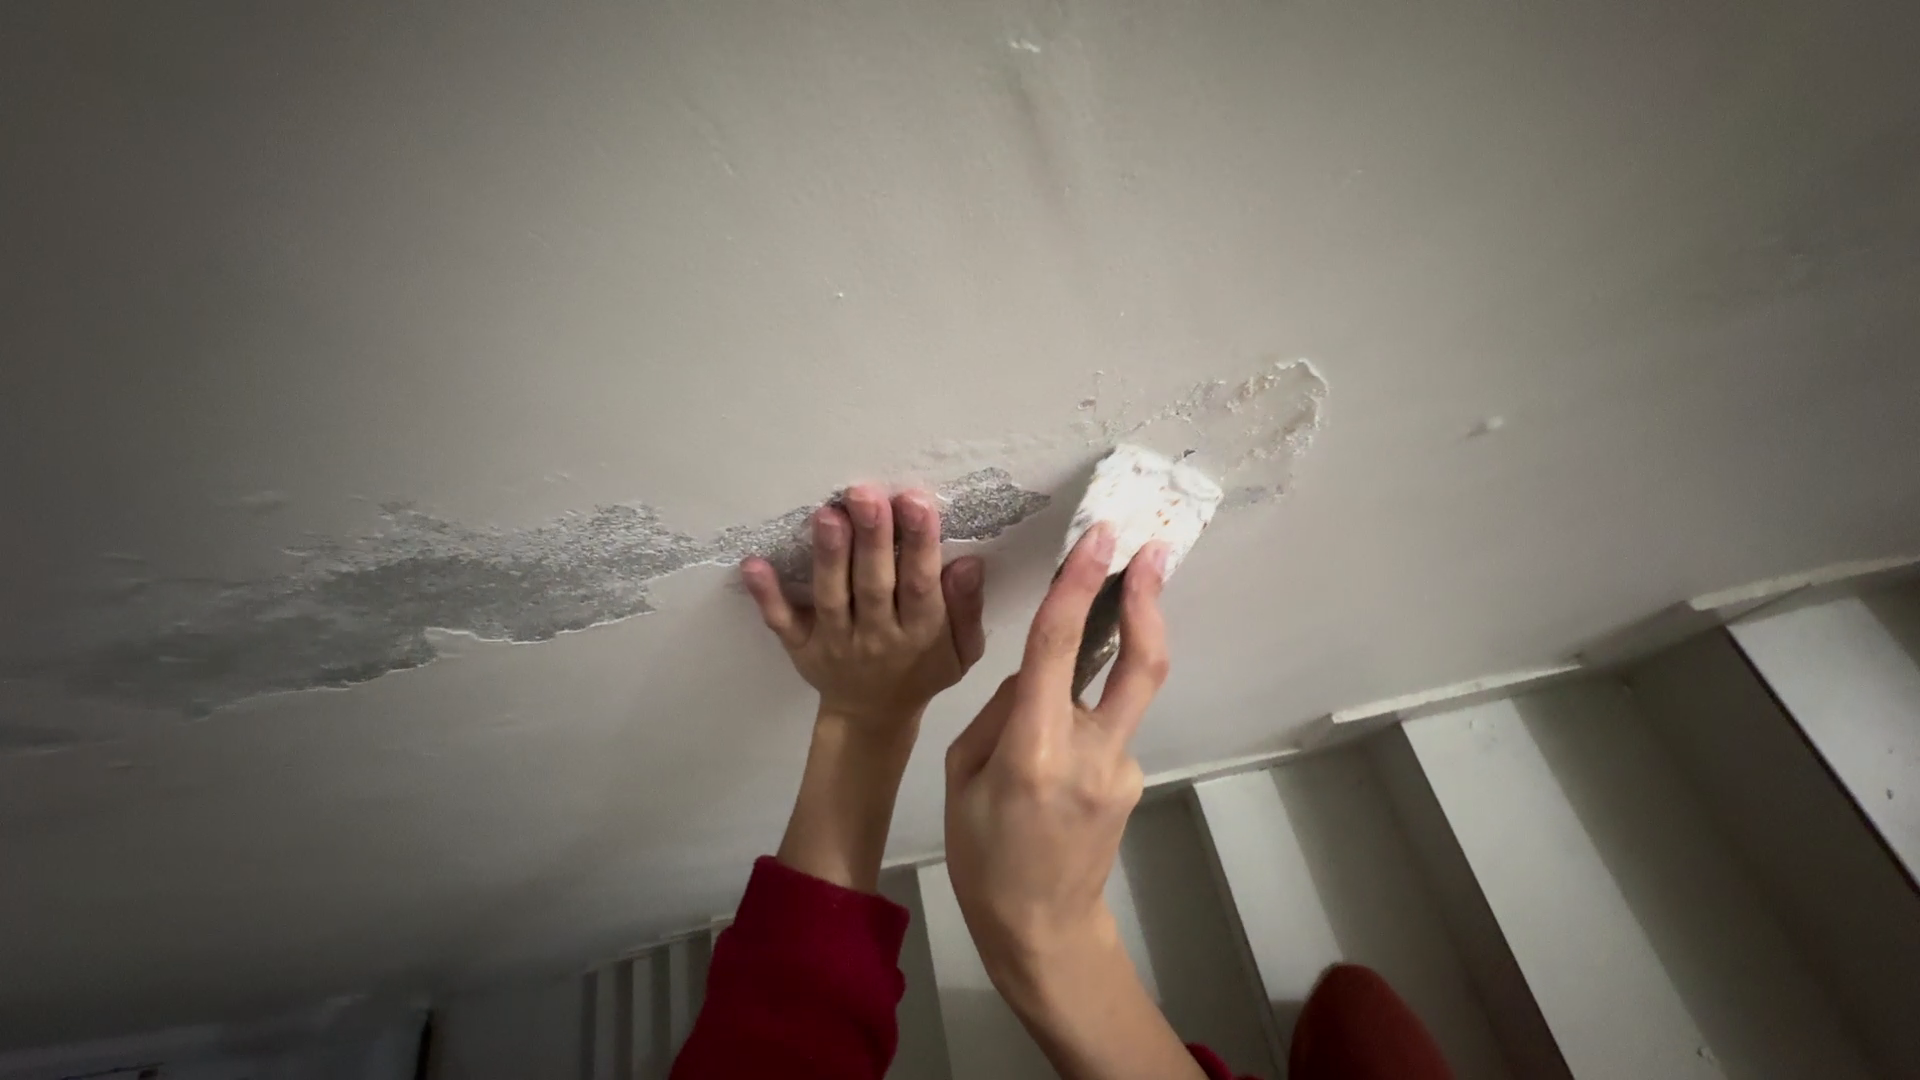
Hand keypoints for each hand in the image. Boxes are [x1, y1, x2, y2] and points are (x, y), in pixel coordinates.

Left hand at [742, 484, 986, 733]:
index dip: (919, 543)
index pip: (920, 584)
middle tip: (864, 494)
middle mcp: (876, 637)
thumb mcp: (962, 650)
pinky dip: (766, 596)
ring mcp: (834, 643)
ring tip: (827, 514)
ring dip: (829, 556)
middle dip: (871, 538)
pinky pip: (782, 623)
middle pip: (874, 584)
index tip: (914, 501)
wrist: (873, 717)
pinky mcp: (801, 647)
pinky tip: (753, 564)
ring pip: (832, 597)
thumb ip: (967, 608)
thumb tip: (969, 563)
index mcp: (920, 633)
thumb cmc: (924, 670)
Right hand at [943, 525, 1201, 1079]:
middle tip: (1152, 551)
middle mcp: (1089, 752)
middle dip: (1149, 599)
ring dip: (1105, 659)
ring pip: (1118, 692)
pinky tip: (1054, 763)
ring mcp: (1122, 769)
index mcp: (1032, 749)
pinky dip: (1081, 718)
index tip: (1101, 540)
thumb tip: (1034, 673)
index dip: (1081, 585)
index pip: (1059, 646)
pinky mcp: (1133, 779)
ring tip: (1058, 694)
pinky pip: (1106, 727)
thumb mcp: (960, 776)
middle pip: (1139, 663)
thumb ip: (999, 712)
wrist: (1043, 929)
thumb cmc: (983, 857)